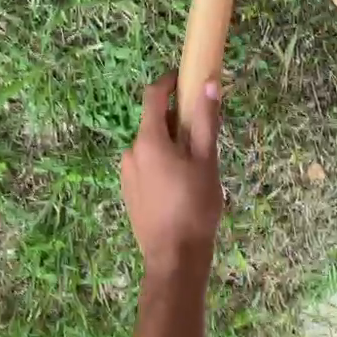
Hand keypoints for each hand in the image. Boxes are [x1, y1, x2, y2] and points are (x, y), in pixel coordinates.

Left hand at [120, 72, 224, 279]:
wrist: (174, 258)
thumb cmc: (194, 206)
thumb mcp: (207, 160)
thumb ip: (205, 121)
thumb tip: (209, 84)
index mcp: (148, 140)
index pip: (153, 95)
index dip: (169, 81)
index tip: (187, 78)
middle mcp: (131, 152)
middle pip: (154, 122)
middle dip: (178, 120)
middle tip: (204, 135)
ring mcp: (127, 174)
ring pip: (152, 146)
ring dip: (172, 145)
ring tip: (197, 168)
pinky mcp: (129, 193)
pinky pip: (147, 166)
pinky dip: (164, 164)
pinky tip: (182, 187)